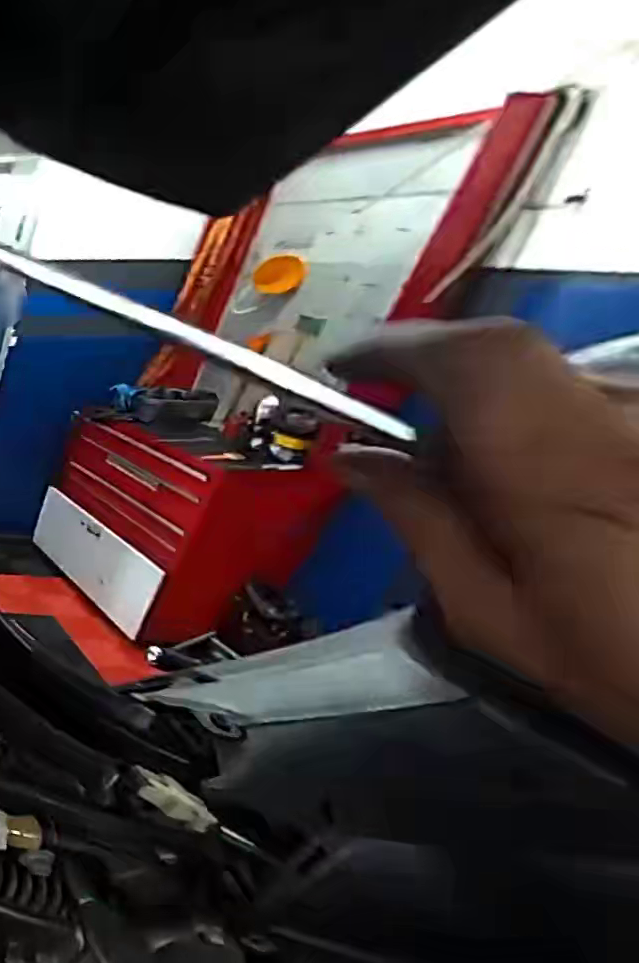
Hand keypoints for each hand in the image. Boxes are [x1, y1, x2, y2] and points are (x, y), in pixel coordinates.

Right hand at [329, 319, 638, 740]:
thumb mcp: (498, 616)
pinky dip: (606, 445)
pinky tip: (612, 507)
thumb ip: (424, 524)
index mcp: (575, 468)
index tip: (351, 368)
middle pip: (535, 379)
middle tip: (448, 480)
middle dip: (470, 416)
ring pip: (602, 396)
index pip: (483, 355)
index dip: (404, 345)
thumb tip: (354, 459)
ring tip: (558, 512)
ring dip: (549, 434)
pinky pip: (636, 416)